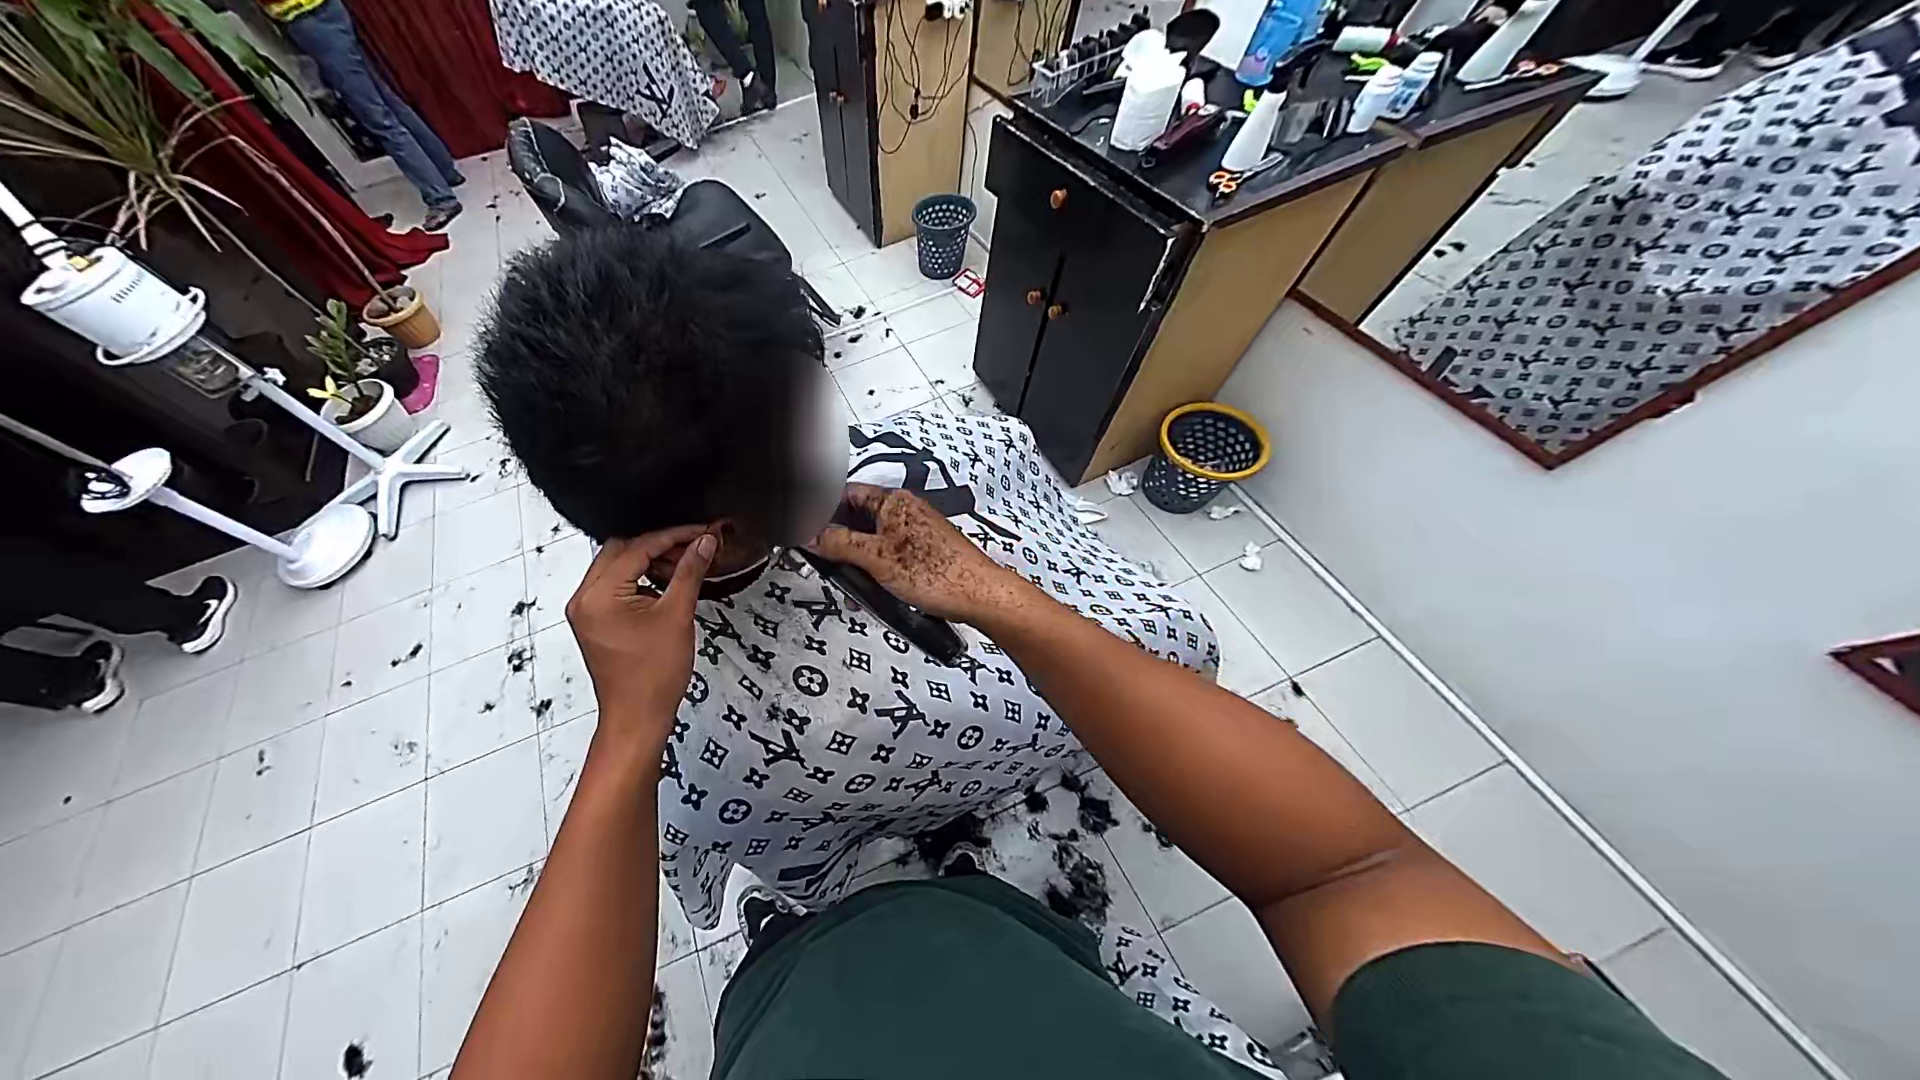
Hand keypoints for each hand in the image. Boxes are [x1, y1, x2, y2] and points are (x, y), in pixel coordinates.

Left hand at [566, 525, 717, 756]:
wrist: (638, 715)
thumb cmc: (653, 675)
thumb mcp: (677, 614)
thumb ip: (689, 571)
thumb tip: (703, 543)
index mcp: (598, 595)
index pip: (637, 548)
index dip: (674, 536)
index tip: (701, 532)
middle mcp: (584, 599)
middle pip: (622, 551)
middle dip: (660, 544)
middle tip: (695, 544)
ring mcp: (587, 611)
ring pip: (618, 566)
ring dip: (650, 560)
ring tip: (685, 562)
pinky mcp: (596, 621)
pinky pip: (616, 586)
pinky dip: (641, 578)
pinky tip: (668, 582)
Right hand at [806, 483, 1035, 624]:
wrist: (979, 595)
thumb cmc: (941, 572)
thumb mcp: (875, 559)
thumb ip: (837, 544)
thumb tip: (809, 536)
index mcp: (894, 501)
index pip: (845, 494)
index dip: (823, 512)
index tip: (808, 532)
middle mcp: (906, 511)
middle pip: (857, 519)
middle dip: (841, 544)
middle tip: (831, 564)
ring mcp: (915, 532)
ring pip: (873, 541)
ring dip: (859, 563)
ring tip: (858, 583)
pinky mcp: (923, 553)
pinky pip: (890, 556)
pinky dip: (878, 571)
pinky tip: (878, 589)